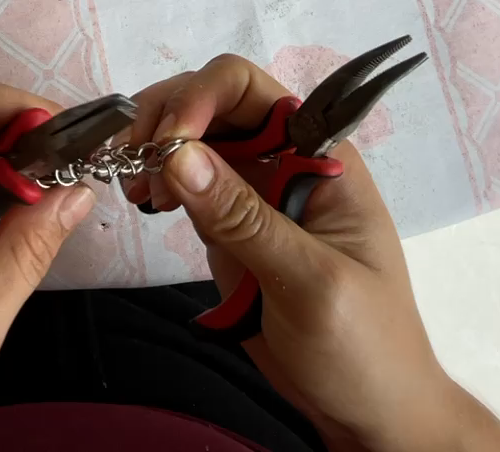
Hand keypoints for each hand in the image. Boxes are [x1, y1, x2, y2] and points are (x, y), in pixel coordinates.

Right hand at [126, 55, 499, 451]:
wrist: (367, 410)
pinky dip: (150, 174)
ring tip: (132, 185)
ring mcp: (249, 183)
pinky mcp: (223, 214)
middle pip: (207, 99)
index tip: (165, 143)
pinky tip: (141, 198)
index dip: (200, 98)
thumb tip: (175, 153)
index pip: (247, 88)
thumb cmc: (364, 346)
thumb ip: (244, 217)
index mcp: (316, 151)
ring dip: (148, 143)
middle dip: (162, 117)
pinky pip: (178, 173)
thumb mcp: (310, 282)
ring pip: (186, 131)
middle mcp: (279, 153)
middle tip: (132, 162)